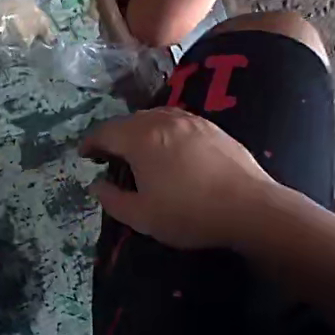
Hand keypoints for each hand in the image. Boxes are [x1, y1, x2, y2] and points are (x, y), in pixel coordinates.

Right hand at [80, 108, 288, 249]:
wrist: (249, 208)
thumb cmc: (189, 214)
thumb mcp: (142, 217)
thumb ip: (113, 200)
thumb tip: (97, 185)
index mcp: (141, 138)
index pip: (105, 132)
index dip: (90, 143)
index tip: (84, 155)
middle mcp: (164, 121)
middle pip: (130, 121)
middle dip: (114, 136)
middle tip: (109, 157)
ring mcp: (192, 121)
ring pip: (156, 117)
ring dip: (140, 131)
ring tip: (139, 152)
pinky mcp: (214, 128)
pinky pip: (178, 122)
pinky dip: (164, 132)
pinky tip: (171, 152)